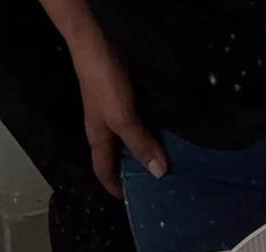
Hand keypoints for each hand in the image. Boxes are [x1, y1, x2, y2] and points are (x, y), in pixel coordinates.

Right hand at [69, 38, 166, 197]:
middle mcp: (105, 127)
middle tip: (157, 182)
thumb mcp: (123, 119)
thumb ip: (140, 144)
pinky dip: (151, 128)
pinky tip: (166, 130)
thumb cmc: (103, 81)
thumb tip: (158, 173)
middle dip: (134, 170)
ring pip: (131, 138)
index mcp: (99, 139)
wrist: (97, 37)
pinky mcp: (124, 93)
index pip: (104, 172)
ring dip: (146, 149)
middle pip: (119, 156)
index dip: (115, 188)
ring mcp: (114, 109)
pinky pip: (140, 119)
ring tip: (168, 160)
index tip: (131, 199)